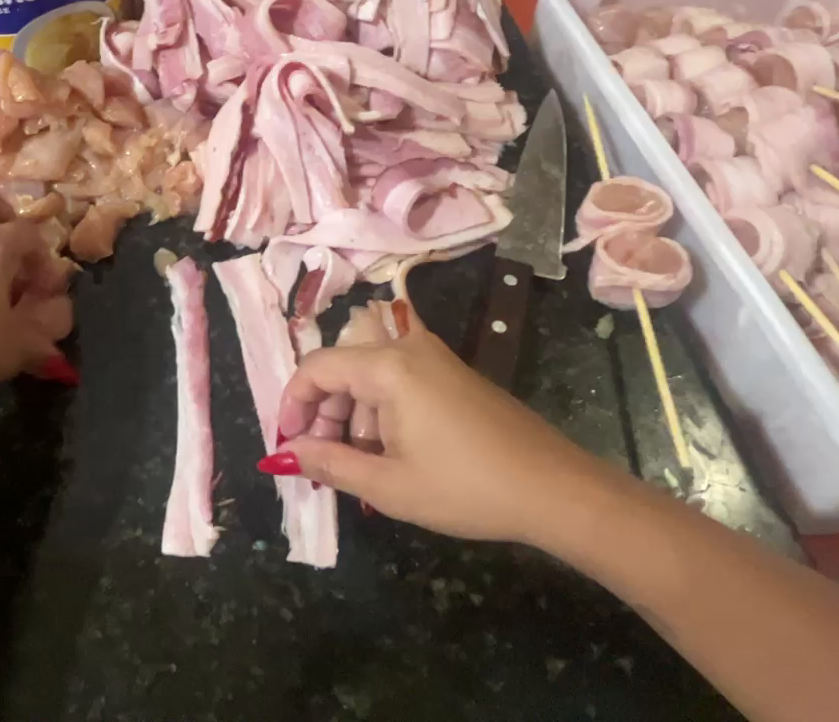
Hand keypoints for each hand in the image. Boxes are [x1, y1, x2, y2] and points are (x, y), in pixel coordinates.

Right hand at [270, 306, 623, 545]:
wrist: (555, 489)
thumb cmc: (466, 488)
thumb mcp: (389, 485)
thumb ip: (328, 464)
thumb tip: (282, 456)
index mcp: (388, 367)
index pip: (316, 367)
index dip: (292, 404)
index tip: (288, 445)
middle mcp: (407, 348)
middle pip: (341, 367)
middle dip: (323, 413)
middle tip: (323, 461)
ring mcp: (433, 358)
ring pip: (368, 374)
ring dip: (351, 415)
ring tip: (361, 465)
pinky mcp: (451, 373)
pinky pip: (396, 380)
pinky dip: (379, 410)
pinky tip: (390, 451)